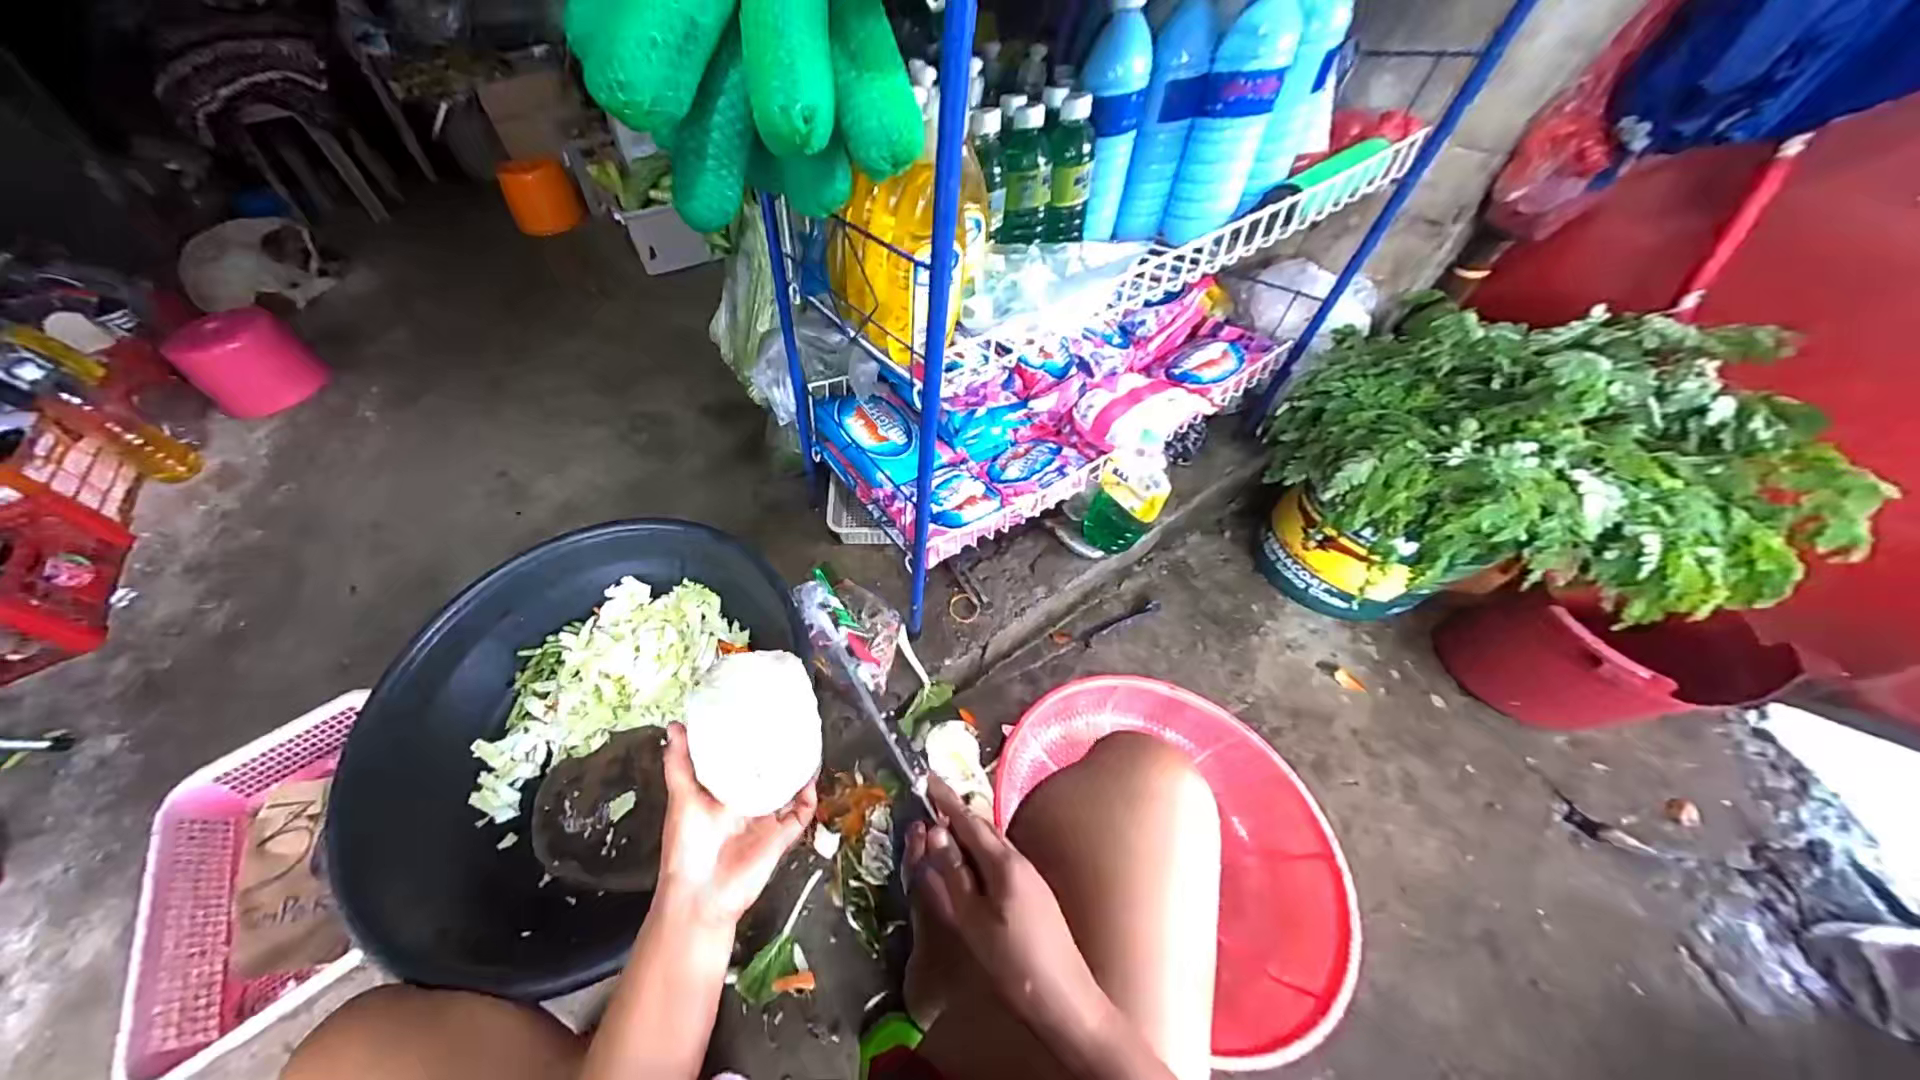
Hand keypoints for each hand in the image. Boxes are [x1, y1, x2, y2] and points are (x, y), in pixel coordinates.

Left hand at [656, 722, 816, 926]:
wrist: (701, 896)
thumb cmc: (686, 848)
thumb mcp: (681, 799)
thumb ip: (679, 764)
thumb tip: (675, 727)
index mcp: (724, 795)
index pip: (740, 763)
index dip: (750, 743)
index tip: (756, 717)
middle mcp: (747, 805)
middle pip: (769, 775)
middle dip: (779, 755)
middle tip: (788, 727)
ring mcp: (766, 821)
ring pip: (789, 791)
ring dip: (800, 772)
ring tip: (807, 747)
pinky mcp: (781, 837)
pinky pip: (801, 814)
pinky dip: (809, 799)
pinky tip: (810, 780)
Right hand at [907, 777, 1104, 1035]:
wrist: (1066, 998)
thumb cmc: (1014, 963)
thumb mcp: (973, 922)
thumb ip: (954, 876)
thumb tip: (936, 833)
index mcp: (1004, 864)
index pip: (969, 822)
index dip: (946, 800)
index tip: (929, 778)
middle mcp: (1020, 860)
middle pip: (984, 828)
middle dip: (957, 812)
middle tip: (932, 799)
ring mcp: (1031, 875)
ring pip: (994, 843)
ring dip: (970, 831)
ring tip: (946, 826)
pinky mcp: (1035, 891)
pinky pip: (1001, 858)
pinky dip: (981, 851)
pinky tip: (972, 862)